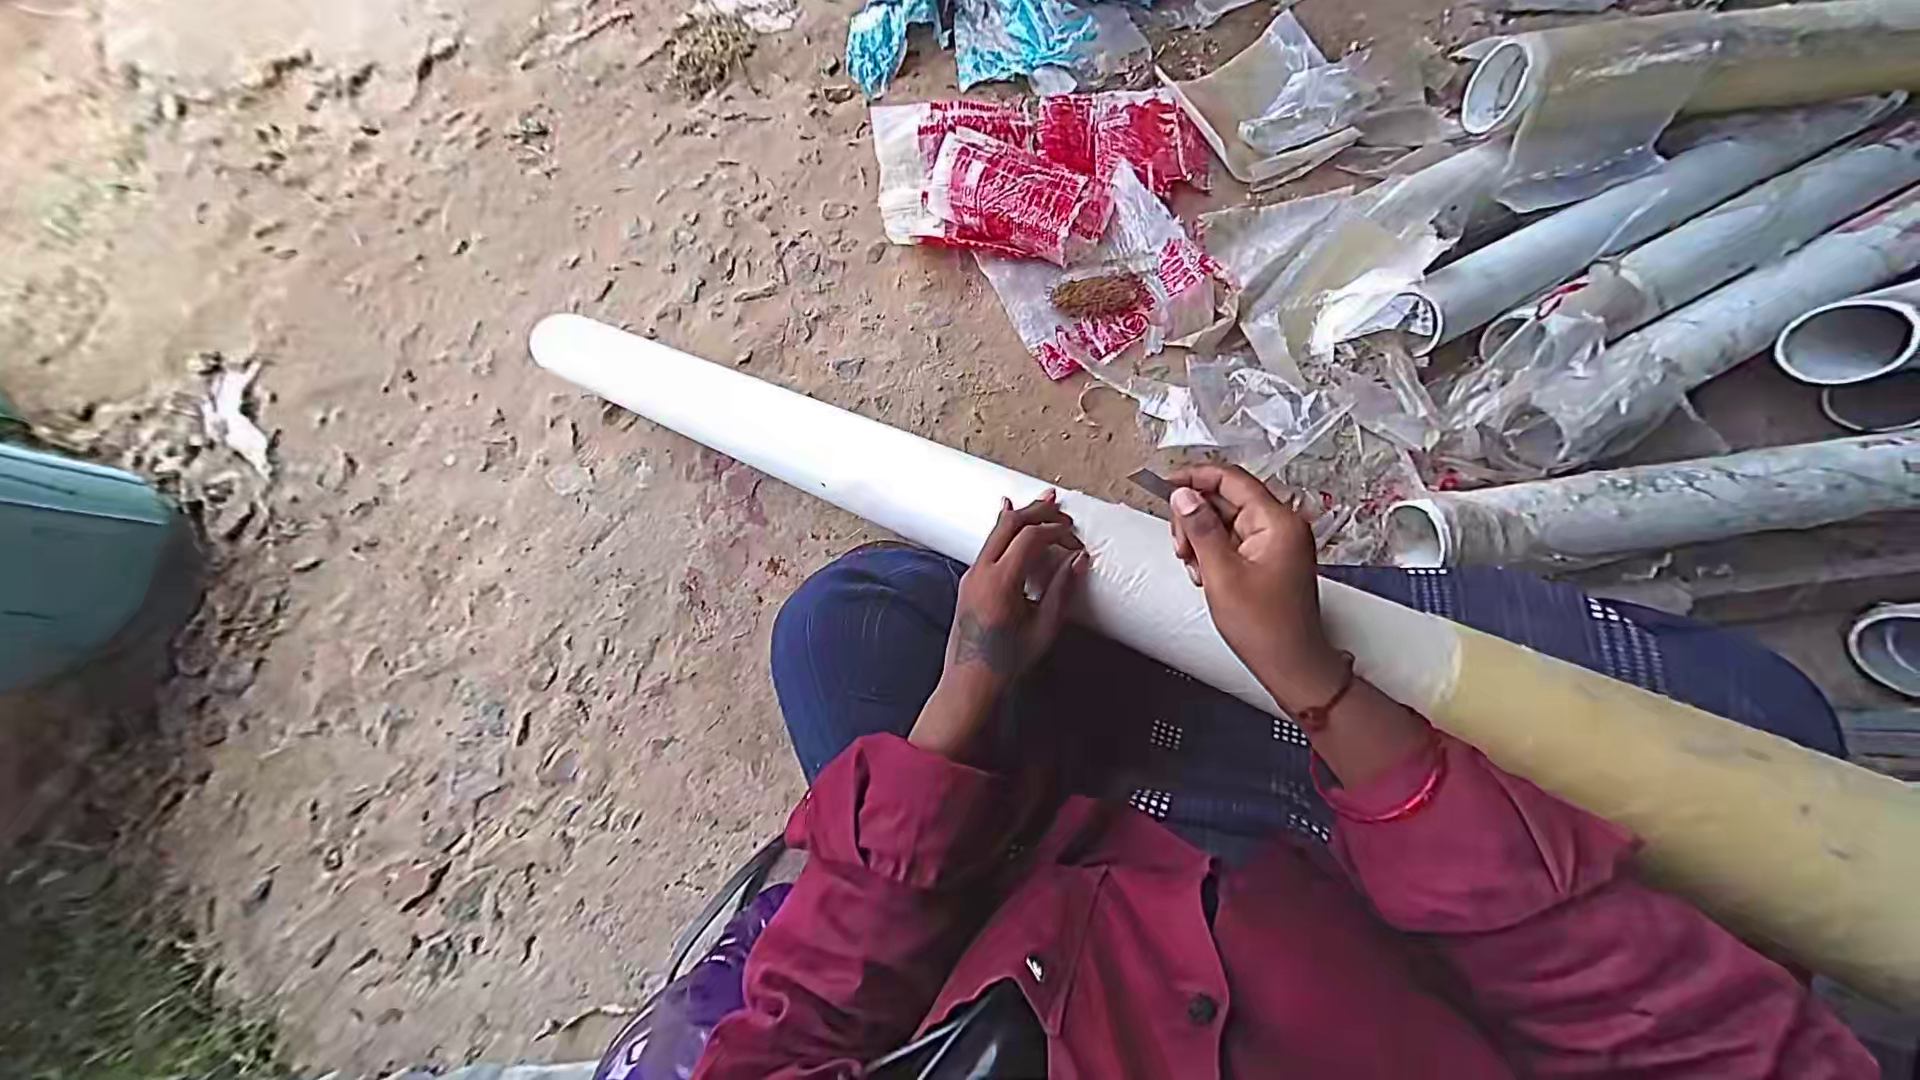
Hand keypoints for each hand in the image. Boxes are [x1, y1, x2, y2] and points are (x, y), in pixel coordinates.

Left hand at [911, 491, 1089, 760]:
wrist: (969, 680)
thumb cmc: (1007, 661)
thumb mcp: (1044, 628)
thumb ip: (1061, 590)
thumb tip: (1079, 559)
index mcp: (999, 582)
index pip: (1029, 538)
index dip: (1056, 533)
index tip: (1075, 542)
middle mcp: (981, 572)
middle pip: (1009, 524)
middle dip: (1037, 512)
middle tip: (1061, 508)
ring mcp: (971, 574)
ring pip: (995, 531)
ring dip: (1020, 516)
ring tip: (1043, 504)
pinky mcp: (970, 580)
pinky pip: (987, 545)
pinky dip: (1004, 529)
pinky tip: (1008, 514)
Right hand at [1166, 465, 1343, 709]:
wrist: (1290, 663)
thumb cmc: (1264, 626)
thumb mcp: (1221, 573)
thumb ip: (1200, 528)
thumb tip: (1183, 495)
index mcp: (1277, 522)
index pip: (1230, 479)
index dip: (1194, 478)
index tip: (1166, 484)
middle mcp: (1280, 525)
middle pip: (1224, 499)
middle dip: (1194, 518)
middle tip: (1181, 545)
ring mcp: (1274, 541)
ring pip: (1223, 520)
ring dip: (1199, 537)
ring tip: (1195, 566)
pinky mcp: (1267, 557)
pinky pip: (1230, 540)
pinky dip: (1211, 552)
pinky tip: (1205, 573)